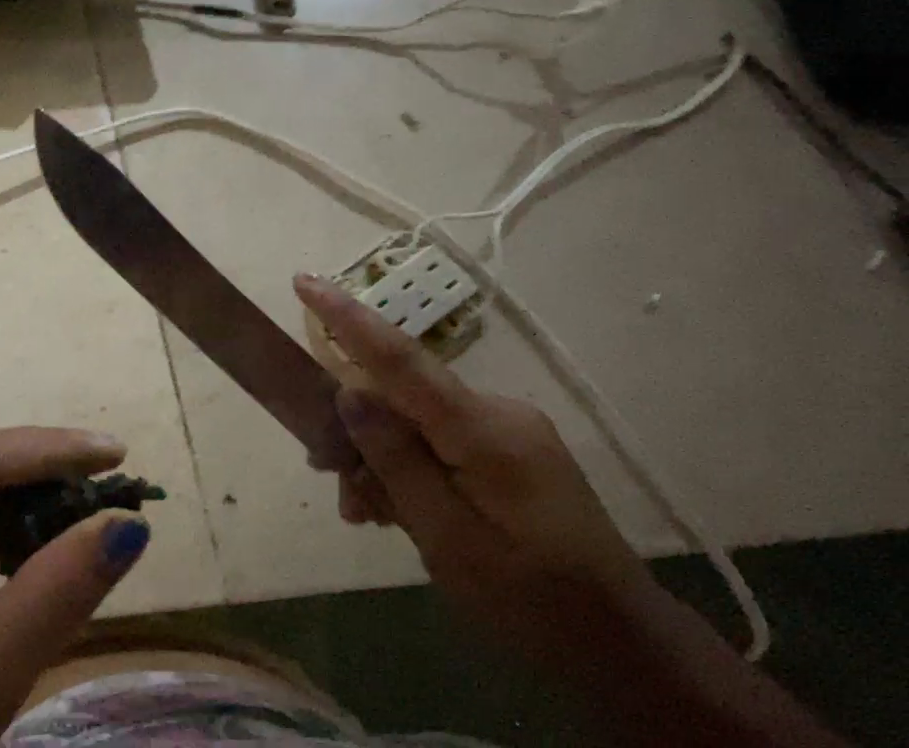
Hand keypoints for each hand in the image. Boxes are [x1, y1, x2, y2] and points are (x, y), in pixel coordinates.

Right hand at [294, 274, 658, 661]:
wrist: (622, 645)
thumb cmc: (532, 600)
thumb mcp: (449, 541)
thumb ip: (396, 462)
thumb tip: (349, 393)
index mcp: (486, 432)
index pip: (402, 361)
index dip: (347, 319)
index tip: (303, 282)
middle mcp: (497, 414)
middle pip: (399, 397)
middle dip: (355, 432)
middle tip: (328, 481)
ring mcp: (507, 431)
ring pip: (412, 424)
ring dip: (379, 462)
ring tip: (366, 514)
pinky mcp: (507, 452)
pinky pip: (436, 443)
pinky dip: (407, 471)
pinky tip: (395, 512)